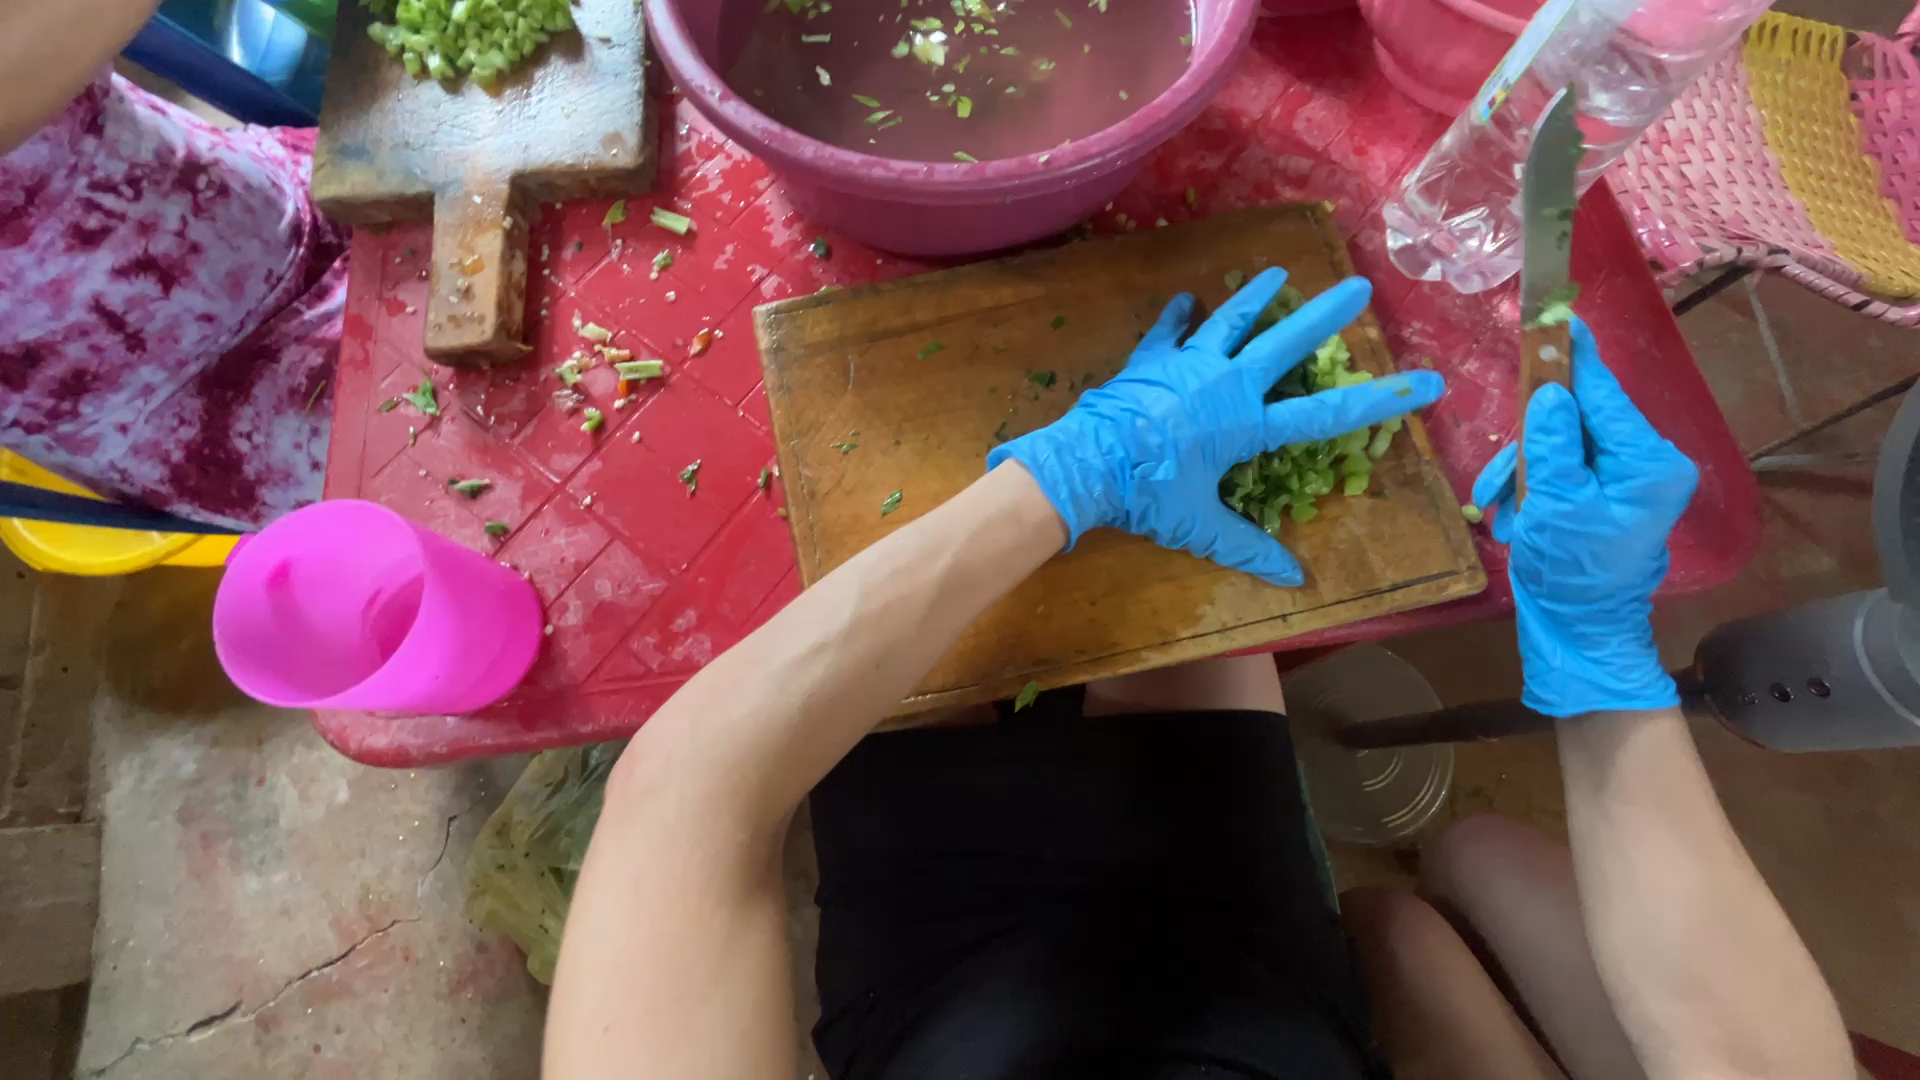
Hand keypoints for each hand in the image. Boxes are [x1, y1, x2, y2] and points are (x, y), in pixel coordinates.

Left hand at [987, 268, 1444, 585]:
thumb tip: (1294, 580)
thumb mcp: (1200, 527)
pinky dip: (1176, 318)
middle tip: (1358, 286)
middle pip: (1283, 344)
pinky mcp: (1150, 361)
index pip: (1324, 415)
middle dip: (1322, 317)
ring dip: (1253, 299)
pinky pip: (1167, 334)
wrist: (1089, 465)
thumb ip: (1246, 548)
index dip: (1376, 400)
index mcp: (1246, 426)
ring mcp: (1186, 366)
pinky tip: (1183, 300)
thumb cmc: (1149, 496)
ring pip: (1228, 324)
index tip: (1424, 382)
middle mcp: (1225, 385)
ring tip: (1275, 274)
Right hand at [1472, 318, 1697, 716]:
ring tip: (1497, 512)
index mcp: (1646, 461)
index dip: (1577, 361)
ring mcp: (1616, 480)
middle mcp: (1639, 464)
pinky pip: (1549, 471)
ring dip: (1516, 476)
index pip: (1605, 397)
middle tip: (1497, 483)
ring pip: (1552, 448)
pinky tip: (1508, 518)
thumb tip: (1550, 394)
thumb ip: (1553, 444)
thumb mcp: (1556, 503)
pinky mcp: (1592, 494)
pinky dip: (1521, 490)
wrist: (1574, 623)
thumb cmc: (1571, 566)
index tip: (1559, 320)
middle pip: (1572, 422)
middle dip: (1527, 449)